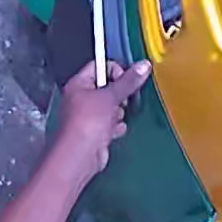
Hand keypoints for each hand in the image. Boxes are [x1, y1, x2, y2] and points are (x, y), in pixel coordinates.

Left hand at [49, 59, 150, 182]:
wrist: (81, 155)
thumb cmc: (86, 123)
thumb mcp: (110, 97)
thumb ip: (128, 81)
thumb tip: (143, 66)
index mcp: (78, 84)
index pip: (98, 66)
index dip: (115, 70)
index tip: (128, 78)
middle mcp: (81, 98)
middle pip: (107, 87)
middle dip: (119, 94)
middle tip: (123, 99)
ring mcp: (88, 116)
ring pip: (111, 107)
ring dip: (118, 112)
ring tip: (116, 117)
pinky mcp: (95, 132)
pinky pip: (111, 124)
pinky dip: (116, 127)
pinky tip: (115, 130)